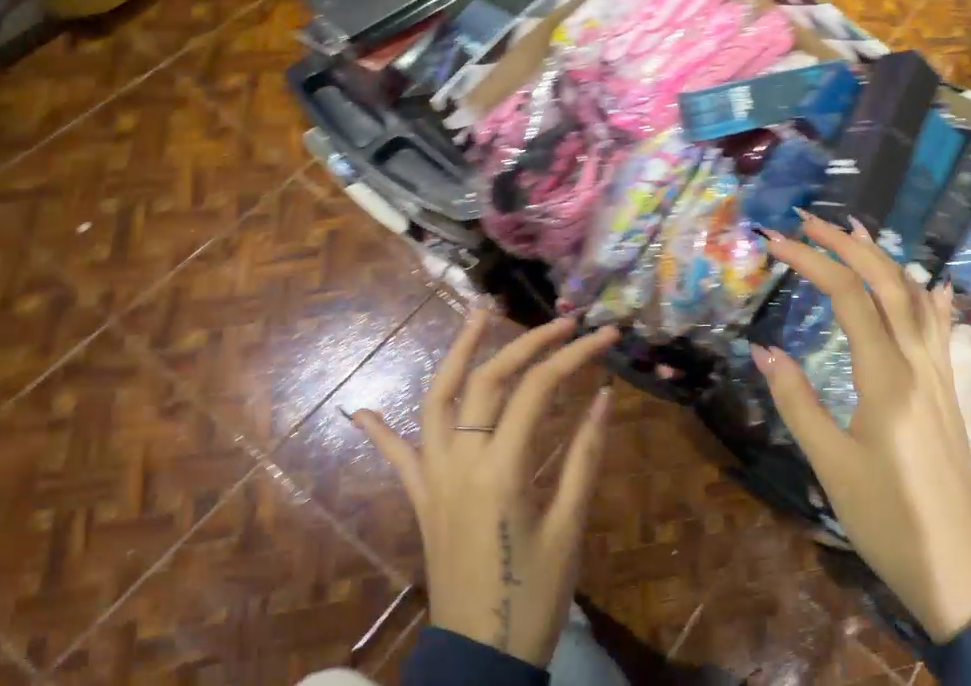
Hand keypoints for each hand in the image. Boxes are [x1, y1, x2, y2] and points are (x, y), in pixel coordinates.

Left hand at [349, 307, 619, 667]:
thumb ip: (585, 457)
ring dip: (457, 355)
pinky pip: (398, 459)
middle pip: (487, 382)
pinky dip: (381, 431)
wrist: (482, 655)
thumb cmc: (535, 595)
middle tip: (564, 323)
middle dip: (527, 343)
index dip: (574, 355)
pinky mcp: (421, 501)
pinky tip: (363, 410)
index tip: (606, 334)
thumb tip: (604, 398)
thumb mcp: (568, 527)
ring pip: (437, 401)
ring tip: (479, 317)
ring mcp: (433, 480)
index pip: (538, 390)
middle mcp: (459, 464)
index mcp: (500, 471)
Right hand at [753, 216, 970, 642]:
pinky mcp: (949, 390)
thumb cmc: (884, 518)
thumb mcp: (830, 464)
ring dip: (885, 261)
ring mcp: (940, 374)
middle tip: (811, 222)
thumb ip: (797, 402)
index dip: (813, 263)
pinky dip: (927, 296)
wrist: (954, 564)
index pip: (849, 298)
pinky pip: (940, 328)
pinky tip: (928, 284)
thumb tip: (764, 350)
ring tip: (856, 234)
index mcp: (887, 378)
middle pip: (888, 284)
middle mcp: (919, 363)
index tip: (777, 243)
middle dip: (849, 246)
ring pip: (917, 298)